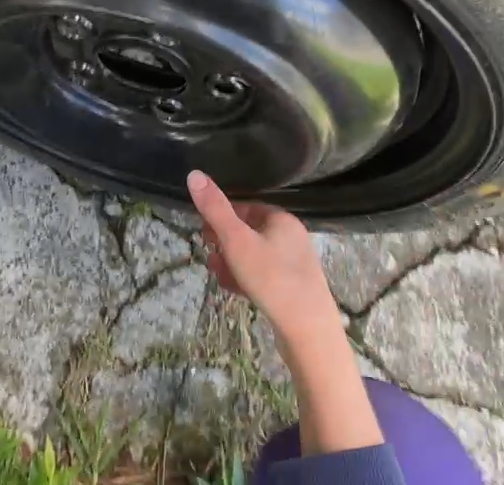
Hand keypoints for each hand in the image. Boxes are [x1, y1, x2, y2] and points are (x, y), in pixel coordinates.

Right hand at [188, 170, 335, 338]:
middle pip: (248, 231)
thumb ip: (214, 208)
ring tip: (217, 274)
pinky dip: (245, 277)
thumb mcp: (236, 240)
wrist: (308, 331)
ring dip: (231, 261)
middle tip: (209, 254)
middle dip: (223, 242)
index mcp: (281, 219)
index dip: (221, 217)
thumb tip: (194, 173)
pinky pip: (263, 275)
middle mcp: (291, 237)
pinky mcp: (293, 287)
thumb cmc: (271, 277)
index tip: (203, 232)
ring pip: (253, 255)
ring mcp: (294, 263)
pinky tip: (232, 289)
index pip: (245, 206)